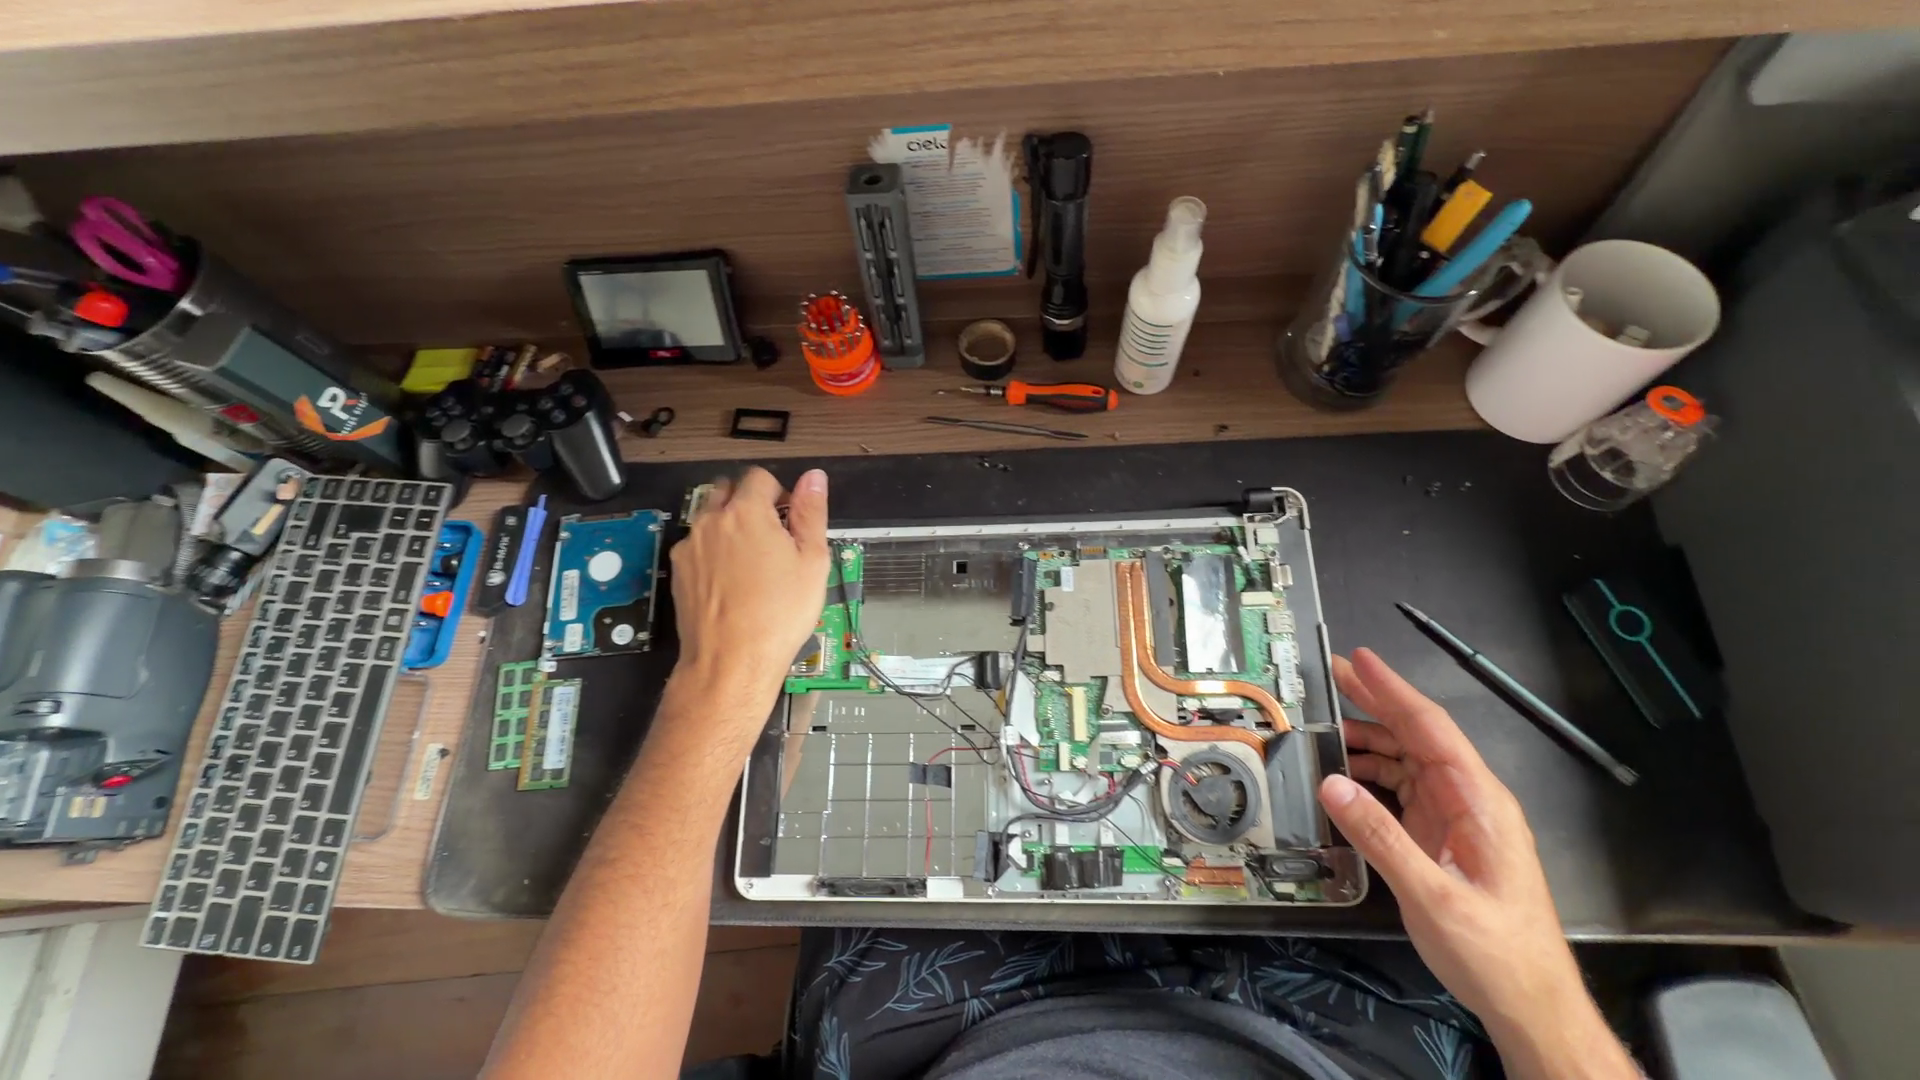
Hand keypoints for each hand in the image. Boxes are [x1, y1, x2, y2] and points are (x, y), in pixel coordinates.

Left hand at [668, 467, 829, 721]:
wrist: (731, 661)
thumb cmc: (780, 613)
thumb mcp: (812, 560)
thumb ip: (811, 512)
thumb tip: (813, 477)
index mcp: (746, 512)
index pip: (760, 478)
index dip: (779, 493)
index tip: (789, 520)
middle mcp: (711, 521)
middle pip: (728, 489)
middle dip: (749, 502)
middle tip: (772, 536)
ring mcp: (689, 546)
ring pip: (709, 518)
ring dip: (729, 525)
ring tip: (751, 562)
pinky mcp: (678, 571)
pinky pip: (697, 546)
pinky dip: (712, 552)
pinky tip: (730, 583)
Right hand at [1317, 649, 1636, 1079]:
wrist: (1530, 1004)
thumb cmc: (1493, 952)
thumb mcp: (1433, 896)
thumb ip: (1380, 837)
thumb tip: (1332, 783)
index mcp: (1479, 802)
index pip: (1431, 729)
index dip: (1392, 691)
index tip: (1358, 661)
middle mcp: (1469, 800)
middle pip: (1417, 737)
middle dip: (1374, 703)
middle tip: (1328, 677)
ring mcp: (1456, 819)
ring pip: (1407, 762)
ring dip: (1367, 741)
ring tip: (1323, 729)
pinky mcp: (1442, 838)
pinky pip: (1403, 791)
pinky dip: (1370, 776)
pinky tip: (1343, 775)